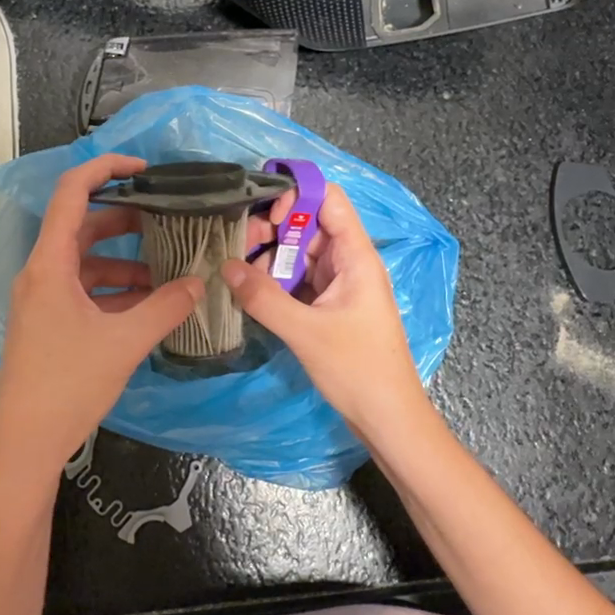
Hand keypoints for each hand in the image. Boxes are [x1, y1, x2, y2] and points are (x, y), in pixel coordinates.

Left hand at [0, 154, 205, 463]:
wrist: (26, 443)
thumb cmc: (69, 385)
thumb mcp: (124, 343)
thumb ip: (165, 308)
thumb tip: (200, 283)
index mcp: (50, 264)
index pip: (72, 193)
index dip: (105, 168)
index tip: (144, 168)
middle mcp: (41, 272)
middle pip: (83, 226)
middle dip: (126, 220)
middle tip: (168, 218)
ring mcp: (42, 298)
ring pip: (86, 261)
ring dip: (125, 262)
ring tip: (169, 269)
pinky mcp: (49, 321)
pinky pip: (84, 289)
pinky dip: (115, 289)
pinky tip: (149, 303)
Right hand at [221, 183, 430, 430]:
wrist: (389, 419)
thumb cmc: (358, 369)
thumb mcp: (306, 332)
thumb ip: (264, 298)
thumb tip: (225, 266)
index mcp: (356, 256)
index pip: (329, 199)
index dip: (298, 195)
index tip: (266, 213)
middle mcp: (348, 263)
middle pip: (309, 223)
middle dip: (274, 226)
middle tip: (239, 243)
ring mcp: (338, 285)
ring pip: (300, 252)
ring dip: (270, 255)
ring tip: (237, 268)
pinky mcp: (328, 307)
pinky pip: (298, 279)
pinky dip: (275, 279)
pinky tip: (249, 289)